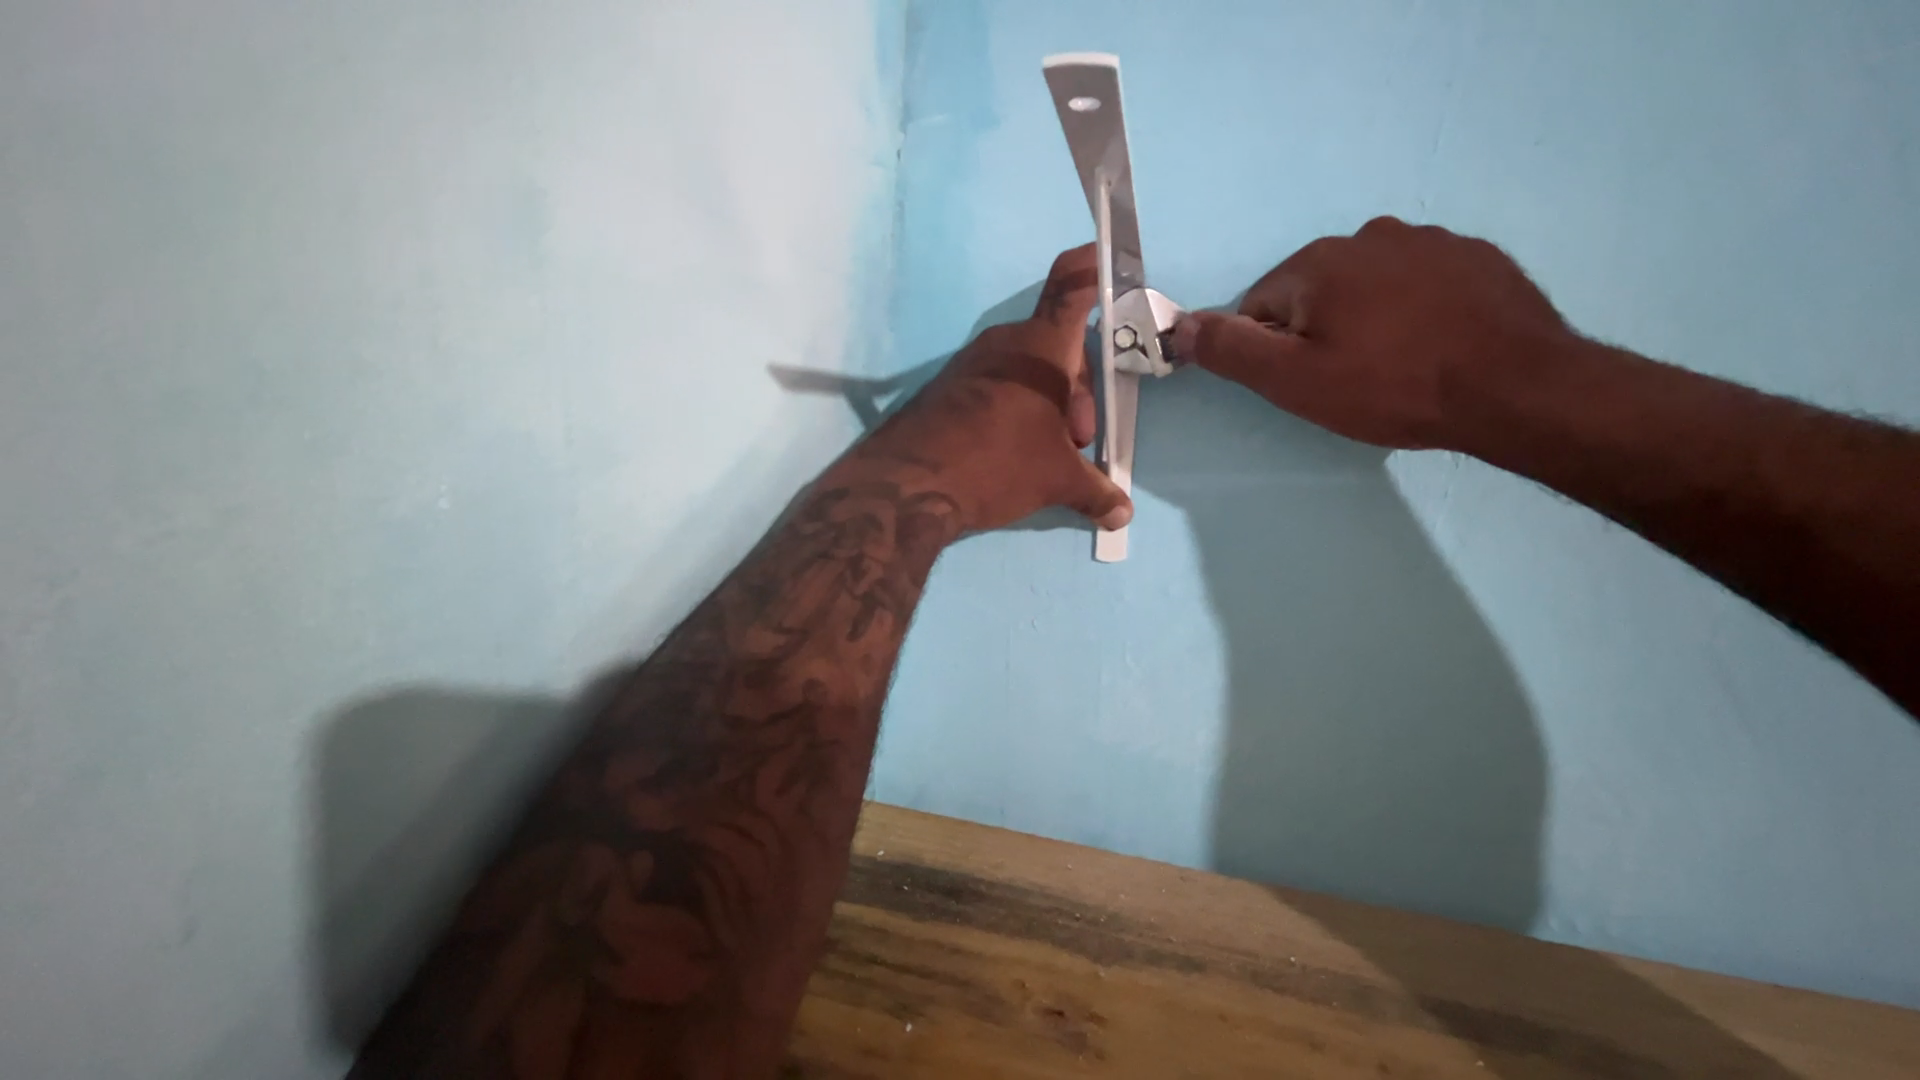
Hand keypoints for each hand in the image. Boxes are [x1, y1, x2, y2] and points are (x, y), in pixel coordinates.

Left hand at [838, 244, 1131, 532]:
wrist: (909, 484)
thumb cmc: (998, 463)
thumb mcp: (1056, 479)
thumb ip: (1095, 490)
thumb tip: (1122, 513)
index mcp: (1041, 346)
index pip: (1072, 284)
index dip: (1094, 266)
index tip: (1109, 261)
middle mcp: (1005, 344)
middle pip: (1058, 347)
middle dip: (1080, 391)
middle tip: (1080, 441)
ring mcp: (971, 365)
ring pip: (1027, 371)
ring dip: (1049, 407)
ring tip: (1051, 456)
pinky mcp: (947, 389)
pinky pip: (997, 387)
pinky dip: (1017, 412)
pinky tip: (1015, 455)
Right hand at [1172, 216, 1577, 449]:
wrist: (1517, 388)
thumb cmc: (1391, 387)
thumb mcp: (1294, 380)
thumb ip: (1230, 349)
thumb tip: (1178, 325)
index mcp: (1319, 262)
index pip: (1261, 304)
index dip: (1274, 349)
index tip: (1307, 381)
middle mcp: (1370, 235)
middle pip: (1316, 291)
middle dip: (1321, 331)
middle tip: (1351, 380)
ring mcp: (1431, 240)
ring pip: (1370, 285)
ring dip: (1369, 319)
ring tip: (1399, 365)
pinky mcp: (1477, 256)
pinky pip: (1421, 284)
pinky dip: (1416, 311)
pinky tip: (1436, 346)